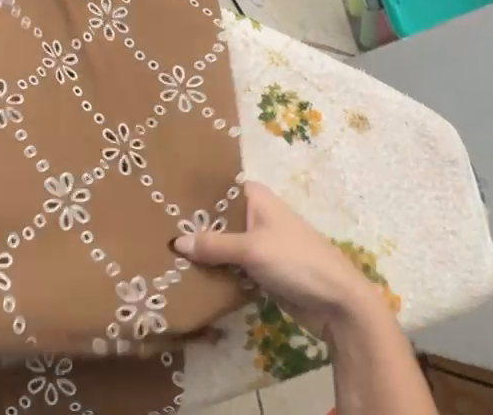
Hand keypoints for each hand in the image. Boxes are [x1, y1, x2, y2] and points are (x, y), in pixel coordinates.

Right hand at [173, 181, 389, 338]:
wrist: (340, 305)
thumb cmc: (298, 261)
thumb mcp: (252, 249)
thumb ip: (213, 245)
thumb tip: (175, 242)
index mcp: (255, 197)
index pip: (215, 186)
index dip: (189, 191)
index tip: (159, 196)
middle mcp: (254, 215)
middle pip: (214, 216)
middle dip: (190, 224)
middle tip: (153, 227)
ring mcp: (256, 243)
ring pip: (219, 242)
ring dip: (200, 250)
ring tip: (162, 250)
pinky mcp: (259, 269)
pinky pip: (228, 264)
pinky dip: (212, 268)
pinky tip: (185, 272)